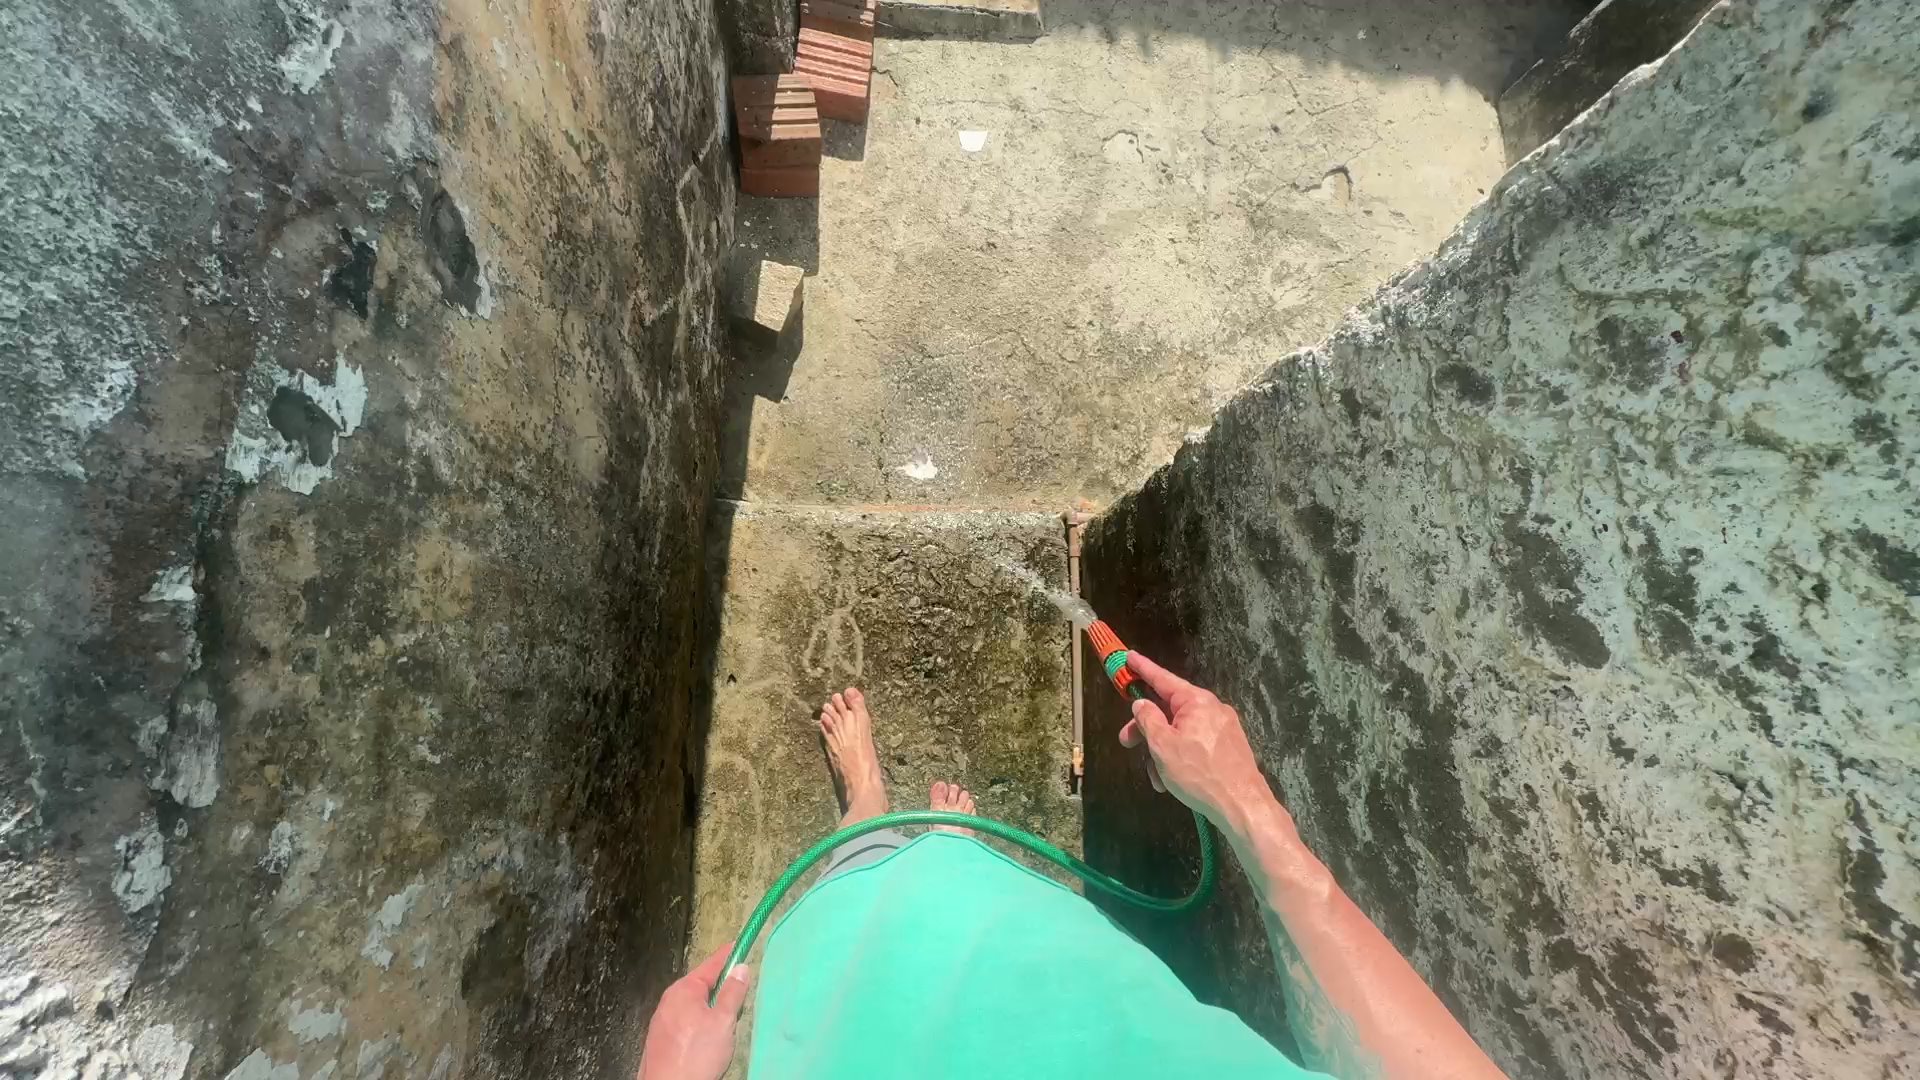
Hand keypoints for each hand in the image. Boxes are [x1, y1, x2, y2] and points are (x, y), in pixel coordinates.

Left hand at [637, 943, 752, 1079]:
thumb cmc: (697, 1055)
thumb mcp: (723, 1022)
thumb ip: (733, 992)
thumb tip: (740, 967)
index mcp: (684, 989)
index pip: (712, 964)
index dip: (729, 955)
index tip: (741, 944)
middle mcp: (669, 1000)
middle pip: (702, 985)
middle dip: (721, 988)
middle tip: (739, 1000)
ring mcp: (662, 1021)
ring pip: (694, 1005)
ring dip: (711, 1009)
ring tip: (724, 1025)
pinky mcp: (659, 1041)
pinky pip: (685, 1021)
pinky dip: (699, 1023)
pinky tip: (706, 1040)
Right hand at [1118, 652, 1283, 831]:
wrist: (1243, 807)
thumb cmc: (1198, 772)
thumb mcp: (1162, 745)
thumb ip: (1147, 719)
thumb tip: (1141, 703)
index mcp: (1195, 701)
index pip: (1163, 679)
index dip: (1143, 668)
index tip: (1129, 656)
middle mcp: (1211, 708)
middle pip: (1169, 711)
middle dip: (1146, 729)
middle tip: (1126, 742)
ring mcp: (1222, 728)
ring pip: (1181, 732)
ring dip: (1162, 751)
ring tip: (1156, 778)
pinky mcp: (1229, 747)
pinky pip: (1195, 744)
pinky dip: (1180, 757)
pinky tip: (1172, 781)